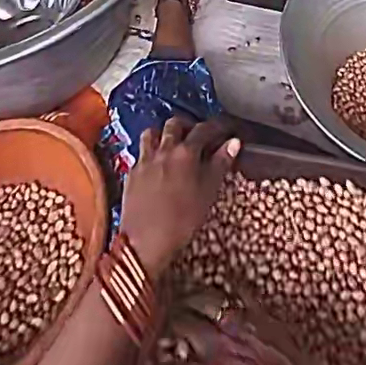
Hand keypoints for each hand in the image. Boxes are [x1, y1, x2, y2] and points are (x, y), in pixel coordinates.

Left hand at [117, 117, 239, 276]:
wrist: (145, 240)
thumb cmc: (182, 220)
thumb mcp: (207, 193)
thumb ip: (219, 165)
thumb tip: (233, 142)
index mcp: (186, 153)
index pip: (203, 130)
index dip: (216, 127)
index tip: (223, 130)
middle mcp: (164, 149)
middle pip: (175, 124)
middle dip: (187, 125)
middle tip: (196, 136)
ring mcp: (145, 159)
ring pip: (152, 132)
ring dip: (163, 133)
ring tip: (171, 143)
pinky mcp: (132, 171)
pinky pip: (141, 152)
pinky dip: (150, 152)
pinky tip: (155, 163)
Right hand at [158, 292, 313, 364]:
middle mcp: (223, 345)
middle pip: (181, 324)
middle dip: (168, 329)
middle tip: (164, 335)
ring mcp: (244, 326)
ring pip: (206, 299)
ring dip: (191, 301)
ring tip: (184, 303)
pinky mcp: (266, 317)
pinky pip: (239, 295)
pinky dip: (227, 295)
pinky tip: (224, 297)